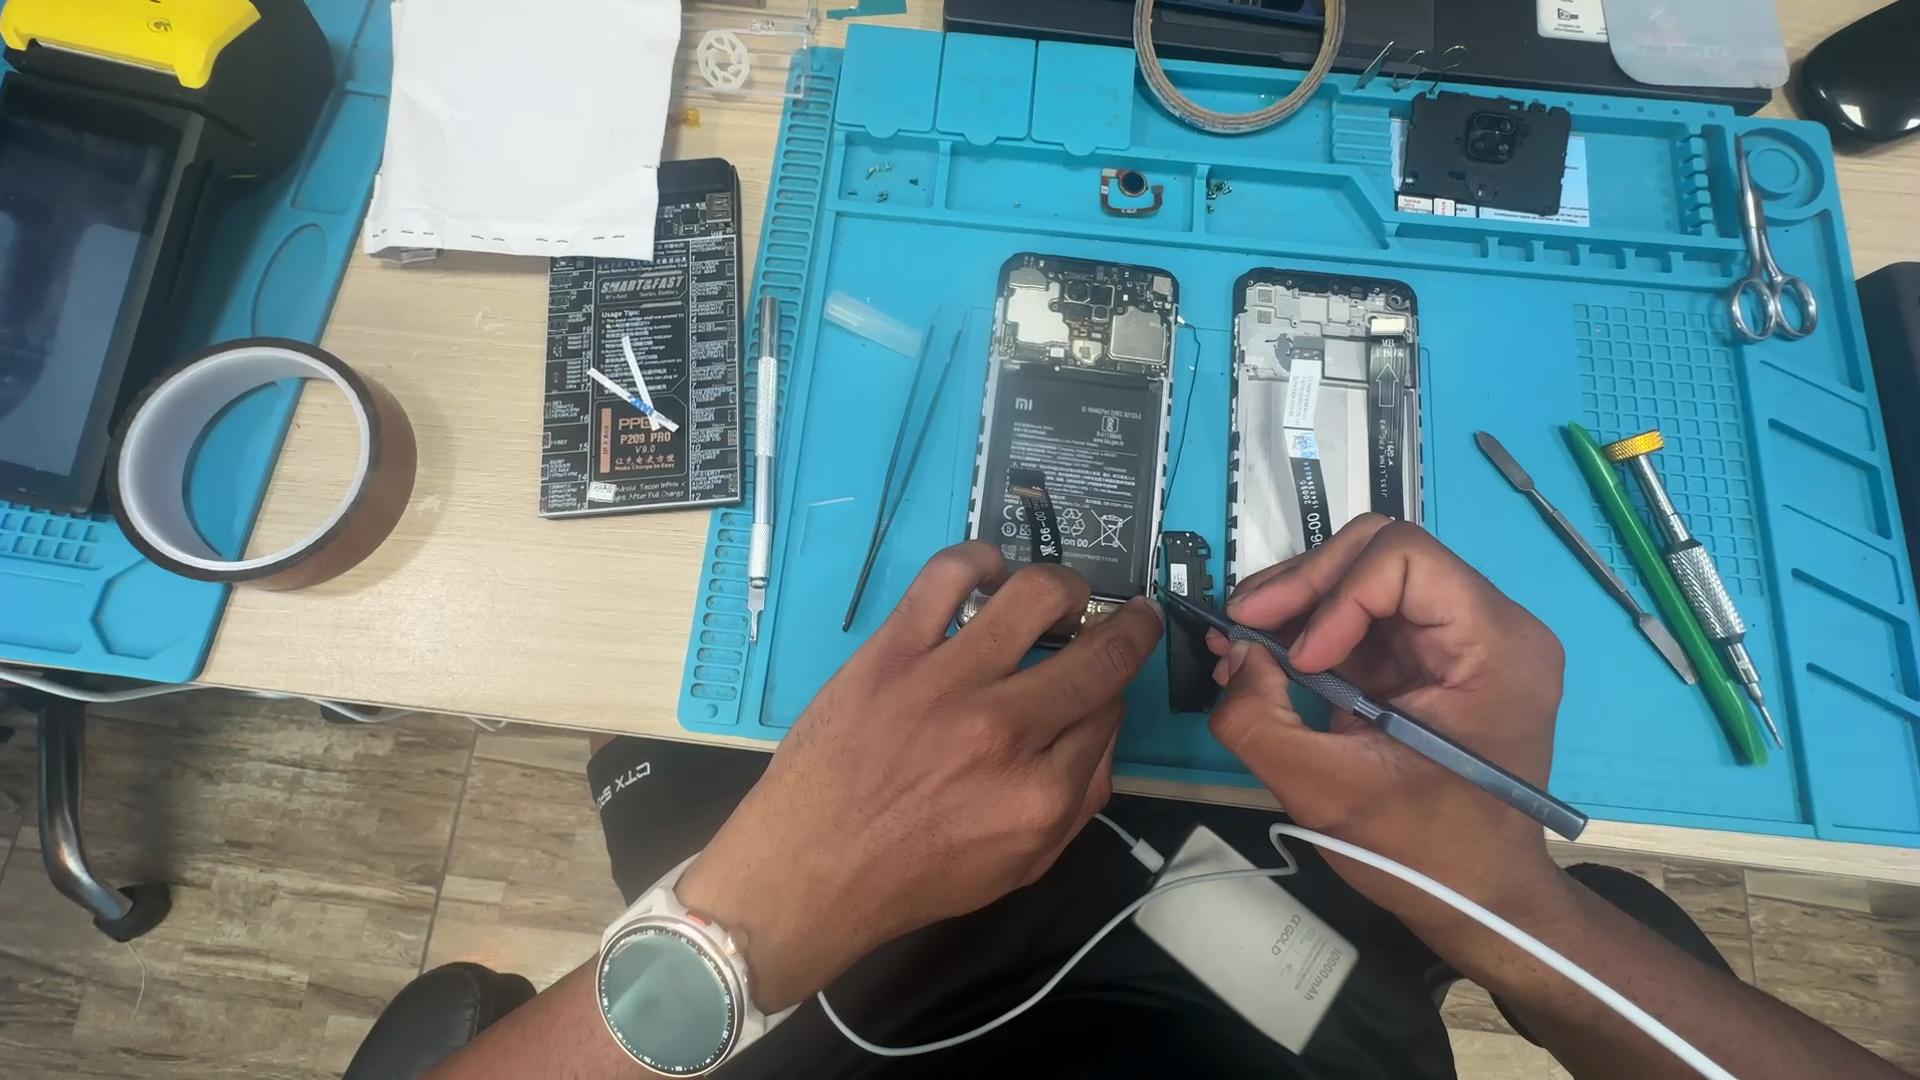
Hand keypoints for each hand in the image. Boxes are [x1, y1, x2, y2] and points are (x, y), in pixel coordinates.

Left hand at [677, 542, 1163, 1010]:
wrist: (809, 868)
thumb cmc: (916, 874)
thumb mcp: (1021, 865)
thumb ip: (1081, 798)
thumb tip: (1105, 722)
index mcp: (1041, 793)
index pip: (1111, 710)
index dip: (1115, 689)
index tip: (1106, 680)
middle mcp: (1004, 729)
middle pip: (1098, 654)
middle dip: (1129, 629)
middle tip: (1126, 618)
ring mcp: (945, 681)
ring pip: (1035, 595)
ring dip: (1065, 588)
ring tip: (1057, 599)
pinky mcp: (893, 649)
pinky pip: (947, 575)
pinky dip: (980, 559)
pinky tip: (989, 574)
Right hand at [1206, 515, 1567, 932]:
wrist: (1472, 896)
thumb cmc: (1422, 851)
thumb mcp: (1323, 791)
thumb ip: (1257, 718)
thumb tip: (1237, 654)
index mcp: (1493, 647)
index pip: (1403, 558)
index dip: (1336, 593)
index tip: (1301, 661)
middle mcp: (1482, 623)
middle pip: (1374, 550)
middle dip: (1299, 584)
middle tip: (1241, 624)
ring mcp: (1448, 635)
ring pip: (1353, 571)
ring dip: (1288, 600)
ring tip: (1238, 640)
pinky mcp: (1415, 652)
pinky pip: (1347, 609)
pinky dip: (1296, 624)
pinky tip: (1258, 654)